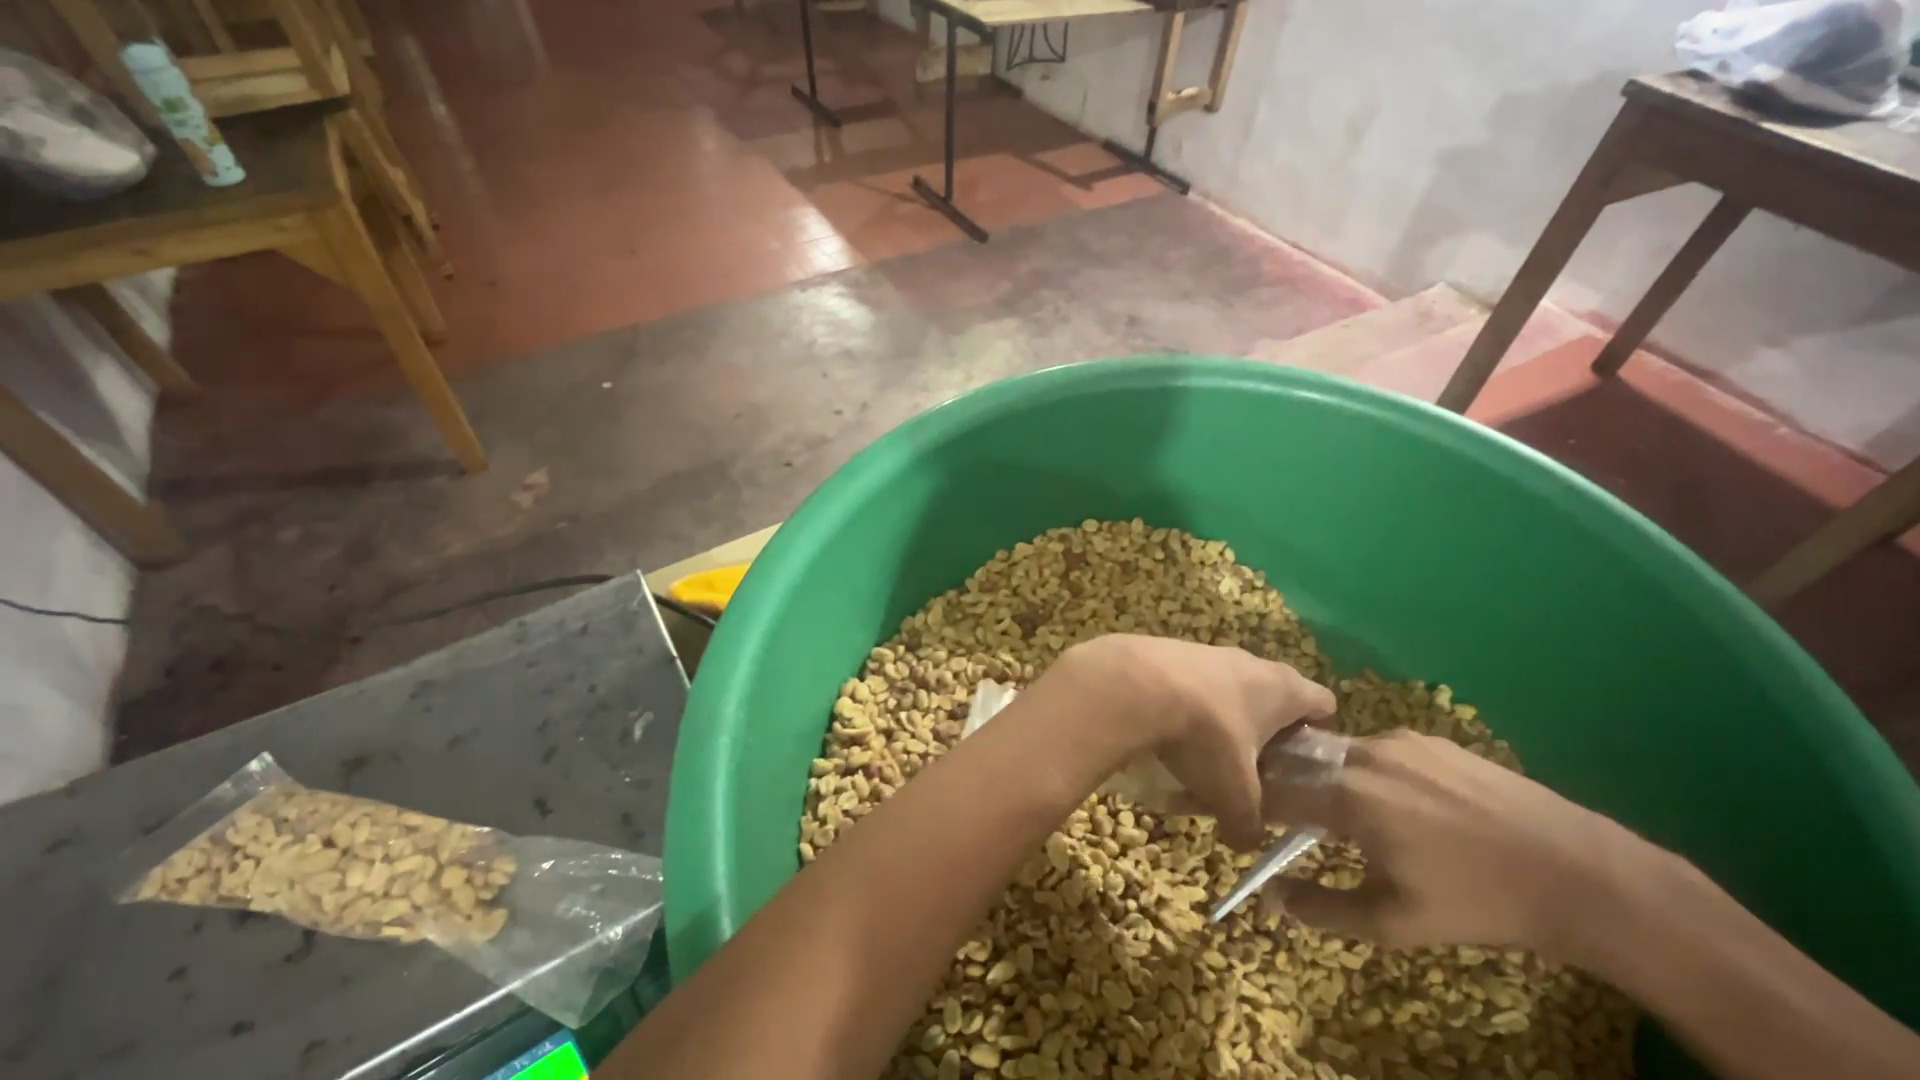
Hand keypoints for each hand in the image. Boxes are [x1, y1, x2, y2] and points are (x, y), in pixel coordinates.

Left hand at [1062, 636, 1335, 849]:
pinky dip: (1186, 705)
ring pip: (1230, 688)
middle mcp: (1253, 662)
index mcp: (1284, 689)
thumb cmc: (1205, 735)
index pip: (1323, 703)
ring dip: (1223, 718)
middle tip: (1254, 768)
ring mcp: (1209, 652)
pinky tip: (1167, 732)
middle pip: (1274, 695)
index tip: (1307, 762)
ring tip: (1205, 755)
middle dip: (1267, 730)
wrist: (1135, 685)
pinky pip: (1191, 683)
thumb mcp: (1233, 792)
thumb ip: (1247, 822)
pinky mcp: (1171, 651)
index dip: (1321, 732)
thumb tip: (1246, 842)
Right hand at [1260, 730, 1640, 953]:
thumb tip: (1271, 899)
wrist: (1576, 872)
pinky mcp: (1434, 742)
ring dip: (1320, 775)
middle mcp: (1364, 755)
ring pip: (1336, 751)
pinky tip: (1387, 803)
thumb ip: (1320, 908)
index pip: (1272, 791)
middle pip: (1297, 758)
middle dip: (1279, 784)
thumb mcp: (1391, 922)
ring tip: (1333, 813)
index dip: (1255, 809)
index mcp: (1346, 795)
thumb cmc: (1475, 902)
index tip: (1251, 829)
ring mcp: (1403, 742)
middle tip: (1282, 818)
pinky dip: (1360, 770)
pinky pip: (1375, 750)